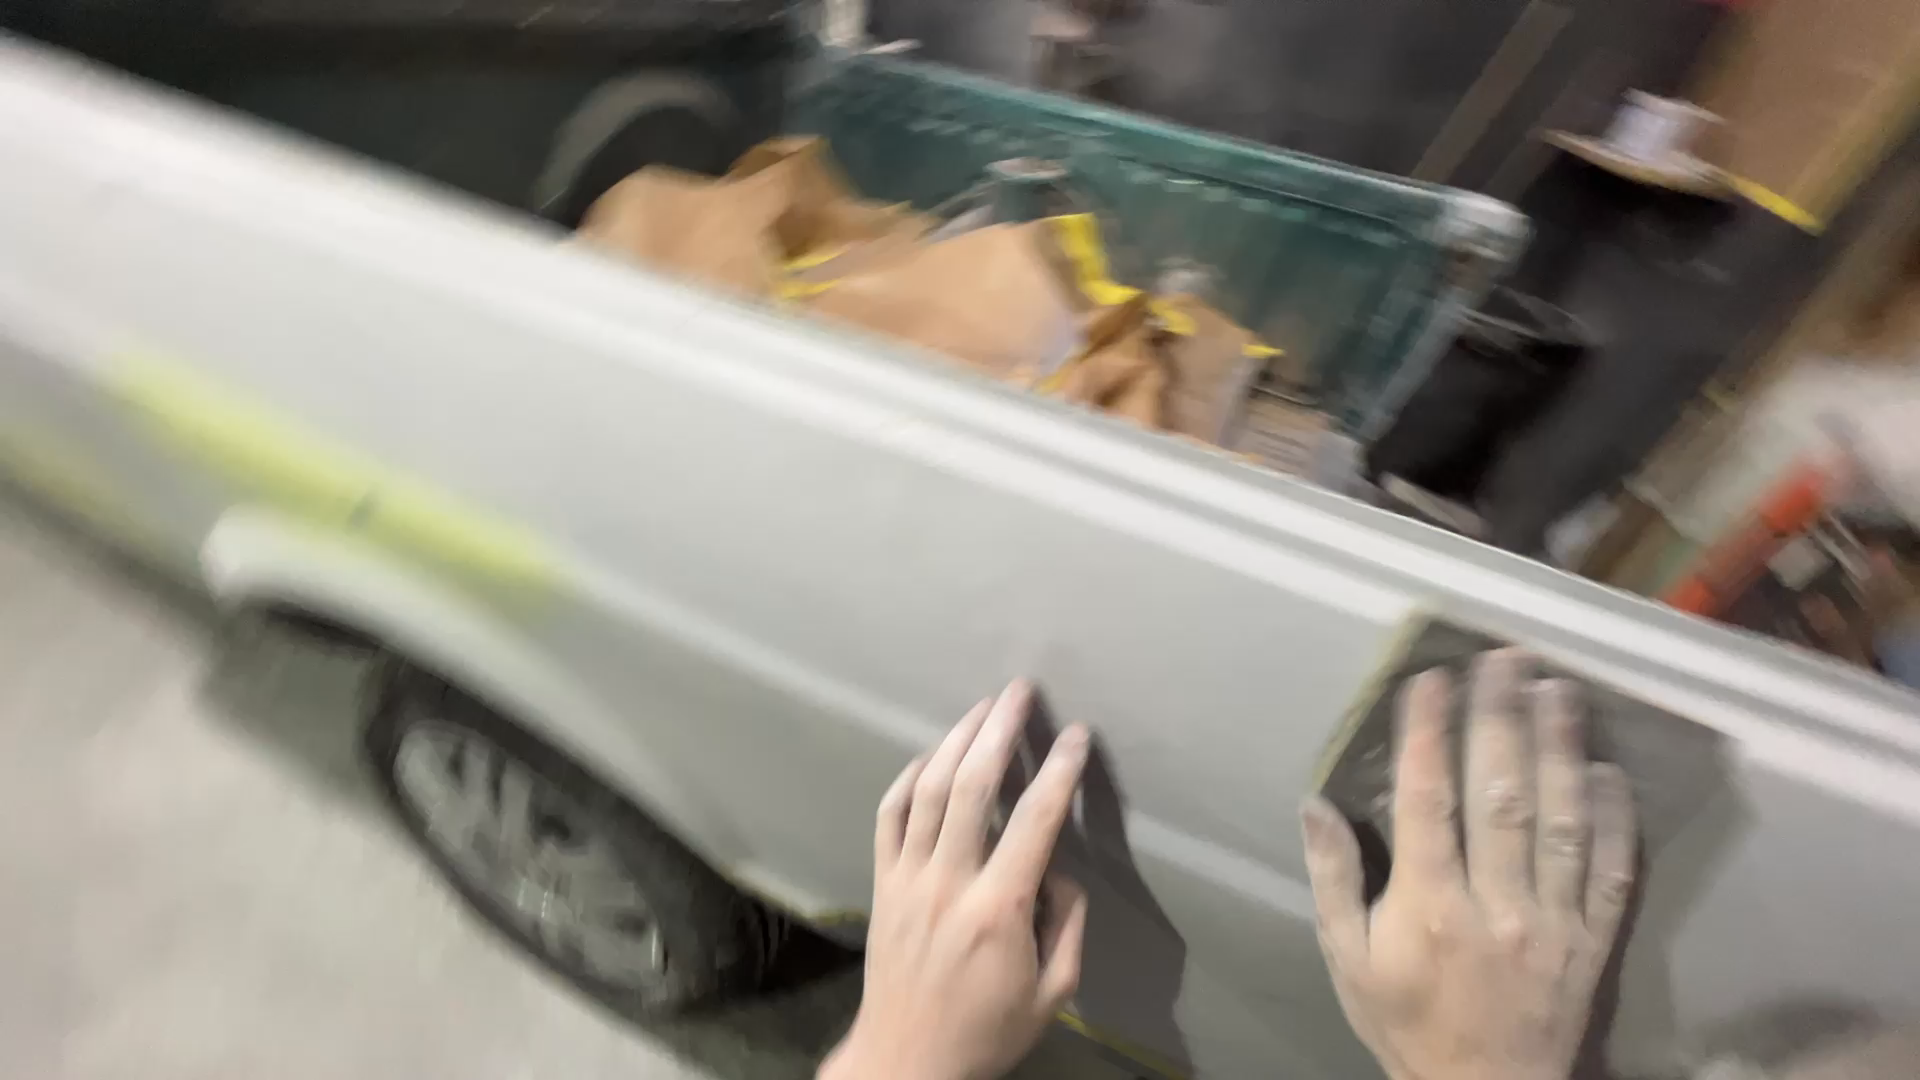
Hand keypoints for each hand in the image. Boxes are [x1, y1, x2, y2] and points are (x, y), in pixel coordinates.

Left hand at [821, 681, 1091, 1079]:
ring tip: (982, 705)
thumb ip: (1067, 923)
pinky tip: (930, 755)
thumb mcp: (1053, 992)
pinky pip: (889, 814)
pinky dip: (908, 777)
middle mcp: (948, 880)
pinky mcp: (881, 879)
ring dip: (956, 738)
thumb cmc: (987, 1029)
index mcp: (997, 910)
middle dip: (999, 729)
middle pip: (972, 786)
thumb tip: (1056, 864)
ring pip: (929, 789)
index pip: (1034, 821)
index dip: (1060, 771)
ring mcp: (907, 875)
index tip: (1076, 735)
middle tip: (1020, 690)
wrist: (905, 1061)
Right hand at [1301, 649, 1637, 1079]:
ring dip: (1560, 750)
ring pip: (1562, 822)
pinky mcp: (1592, 940)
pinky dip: (1614, 819)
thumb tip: (1315, 802)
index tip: (1432, 680)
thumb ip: (1331, 875)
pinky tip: (1608, 770)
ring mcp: (1554, 920)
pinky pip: (1611, 873)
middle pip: (1500, 795)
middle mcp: (1497, 901)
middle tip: (1504, 660)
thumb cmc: (1402, 1015)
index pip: (1429, 800)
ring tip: (1559, 690)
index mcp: (1429, 902)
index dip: (1429, 734)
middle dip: (1500, 720)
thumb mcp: (1344, 952)